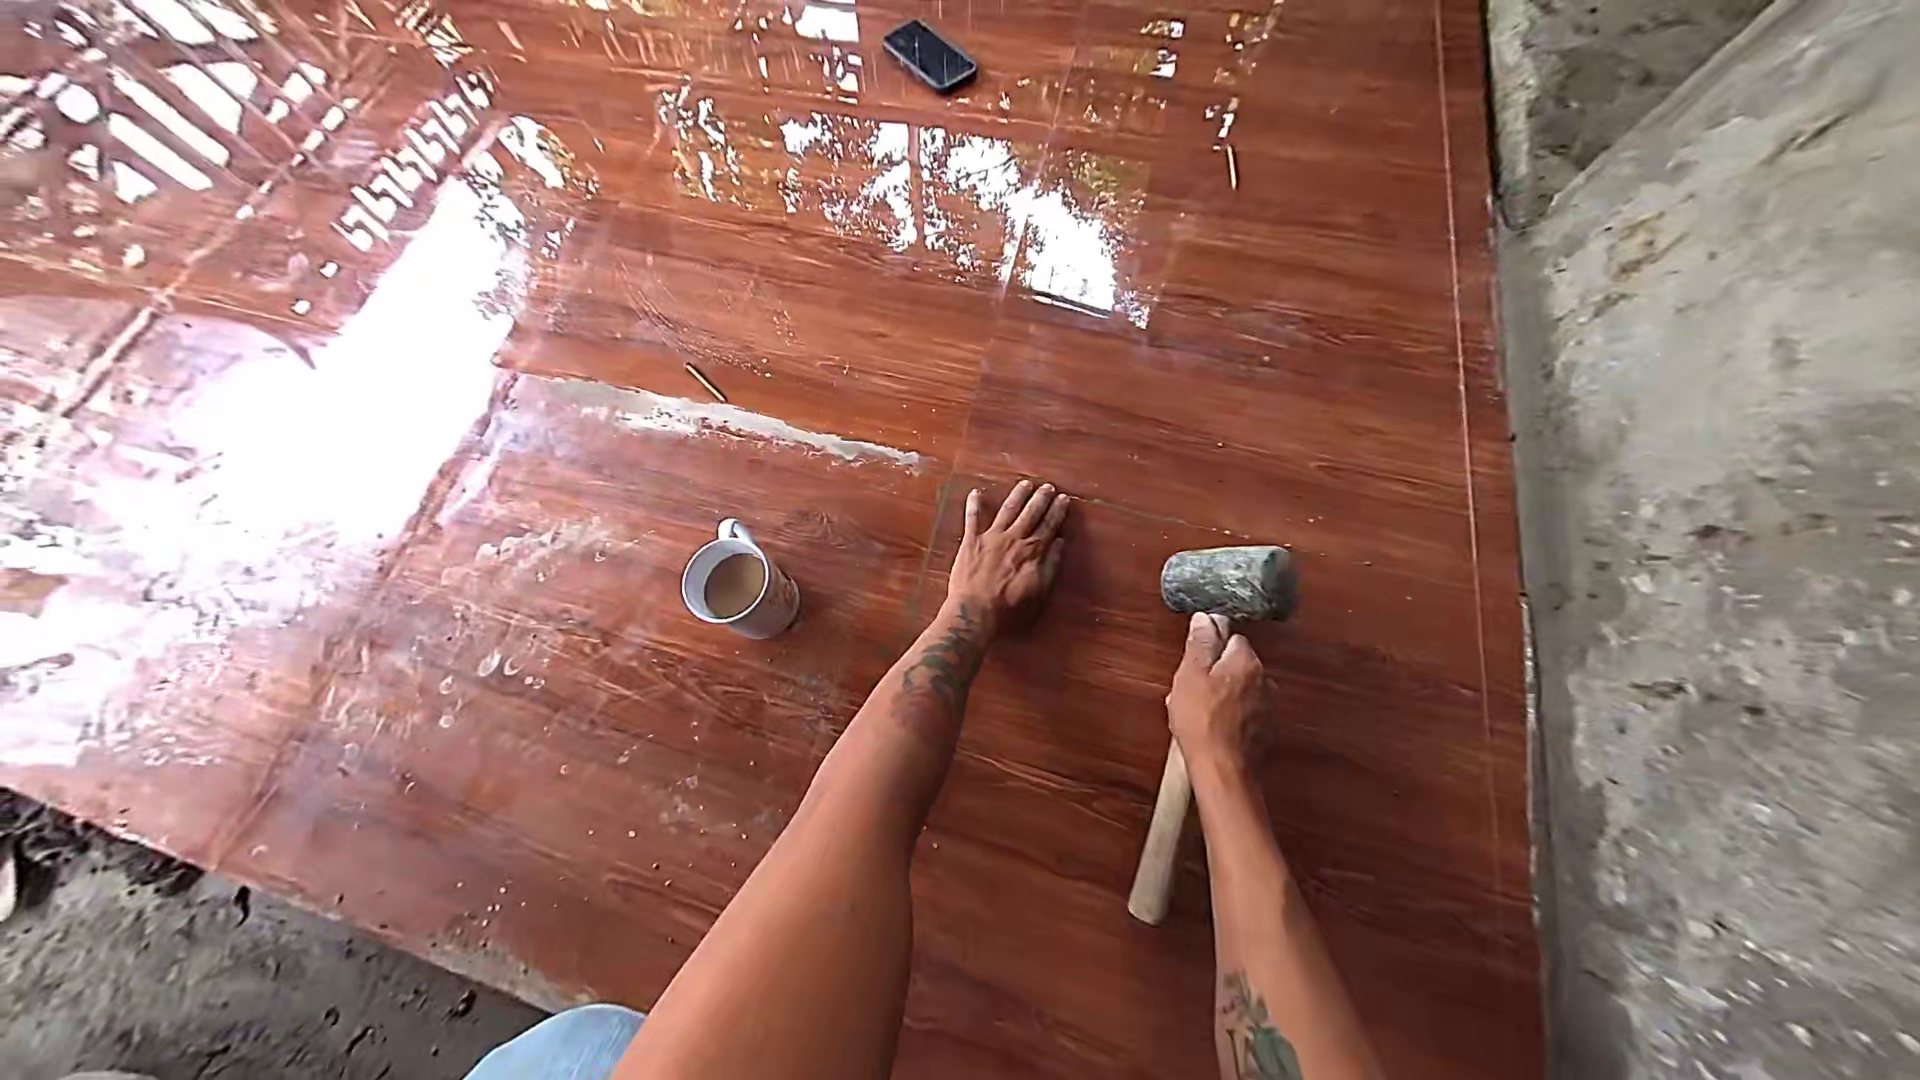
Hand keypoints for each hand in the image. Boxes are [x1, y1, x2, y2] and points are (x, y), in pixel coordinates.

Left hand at [945, 480, 1070, 635]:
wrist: (976, 612)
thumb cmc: (1010, 608)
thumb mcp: (1040, 591)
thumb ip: (1051, 565)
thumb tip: (1060, 542)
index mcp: (1032, 551)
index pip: (1049, 525)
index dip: (1057, 511)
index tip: (1063, 498)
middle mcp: (1014, 539)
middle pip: (1030, 513)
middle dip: (1040, 498)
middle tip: (1047, 486)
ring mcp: (991, 538)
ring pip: (1007, 510)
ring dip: (1017, 495)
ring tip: (1025, 483)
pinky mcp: (971, 542)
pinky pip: (972, 518)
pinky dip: (973, 504)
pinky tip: (975, 492)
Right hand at [1165, 612, 1270, 768]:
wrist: (1221, 769)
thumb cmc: (1203, 723)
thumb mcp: (1190, 674)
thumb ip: (1199, 643)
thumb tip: (1204, 620)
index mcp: (1246, 662)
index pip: (1230, 637)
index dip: (1209, 647)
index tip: (1194, 659)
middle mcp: (1264, 681)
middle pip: (1235, 664)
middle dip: (1214, 672)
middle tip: (1191, 687)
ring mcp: (1266, 707)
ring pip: (1239, 689)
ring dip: (1221, 695)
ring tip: (1197, 711)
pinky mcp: (1263, 730)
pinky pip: (1243, 712)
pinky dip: (1229, 715)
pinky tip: (1209, 726)